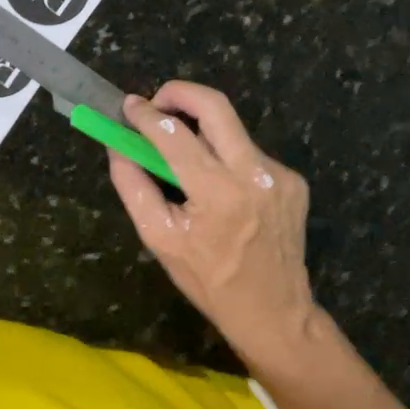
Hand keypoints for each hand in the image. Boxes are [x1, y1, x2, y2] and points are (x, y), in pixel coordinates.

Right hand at [109, 82, 318, 368]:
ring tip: (180, 153)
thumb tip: (116, 143)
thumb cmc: (208, 280)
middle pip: (215, 105)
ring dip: (200, 128)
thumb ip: (132, 183)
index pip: (174, 133)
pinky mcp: (293, 180)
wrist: (276, 315)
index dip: (145, 114)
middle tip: (155, 104)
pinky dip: (222, 154)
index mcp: (218, 193)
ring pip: (230, 127)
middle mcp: (255, 174)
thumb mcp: (158, 236)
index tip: (127, 106)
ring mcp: (280, 175)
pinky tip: (215, 182)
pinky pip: (247, 150)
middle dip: (179, 93)